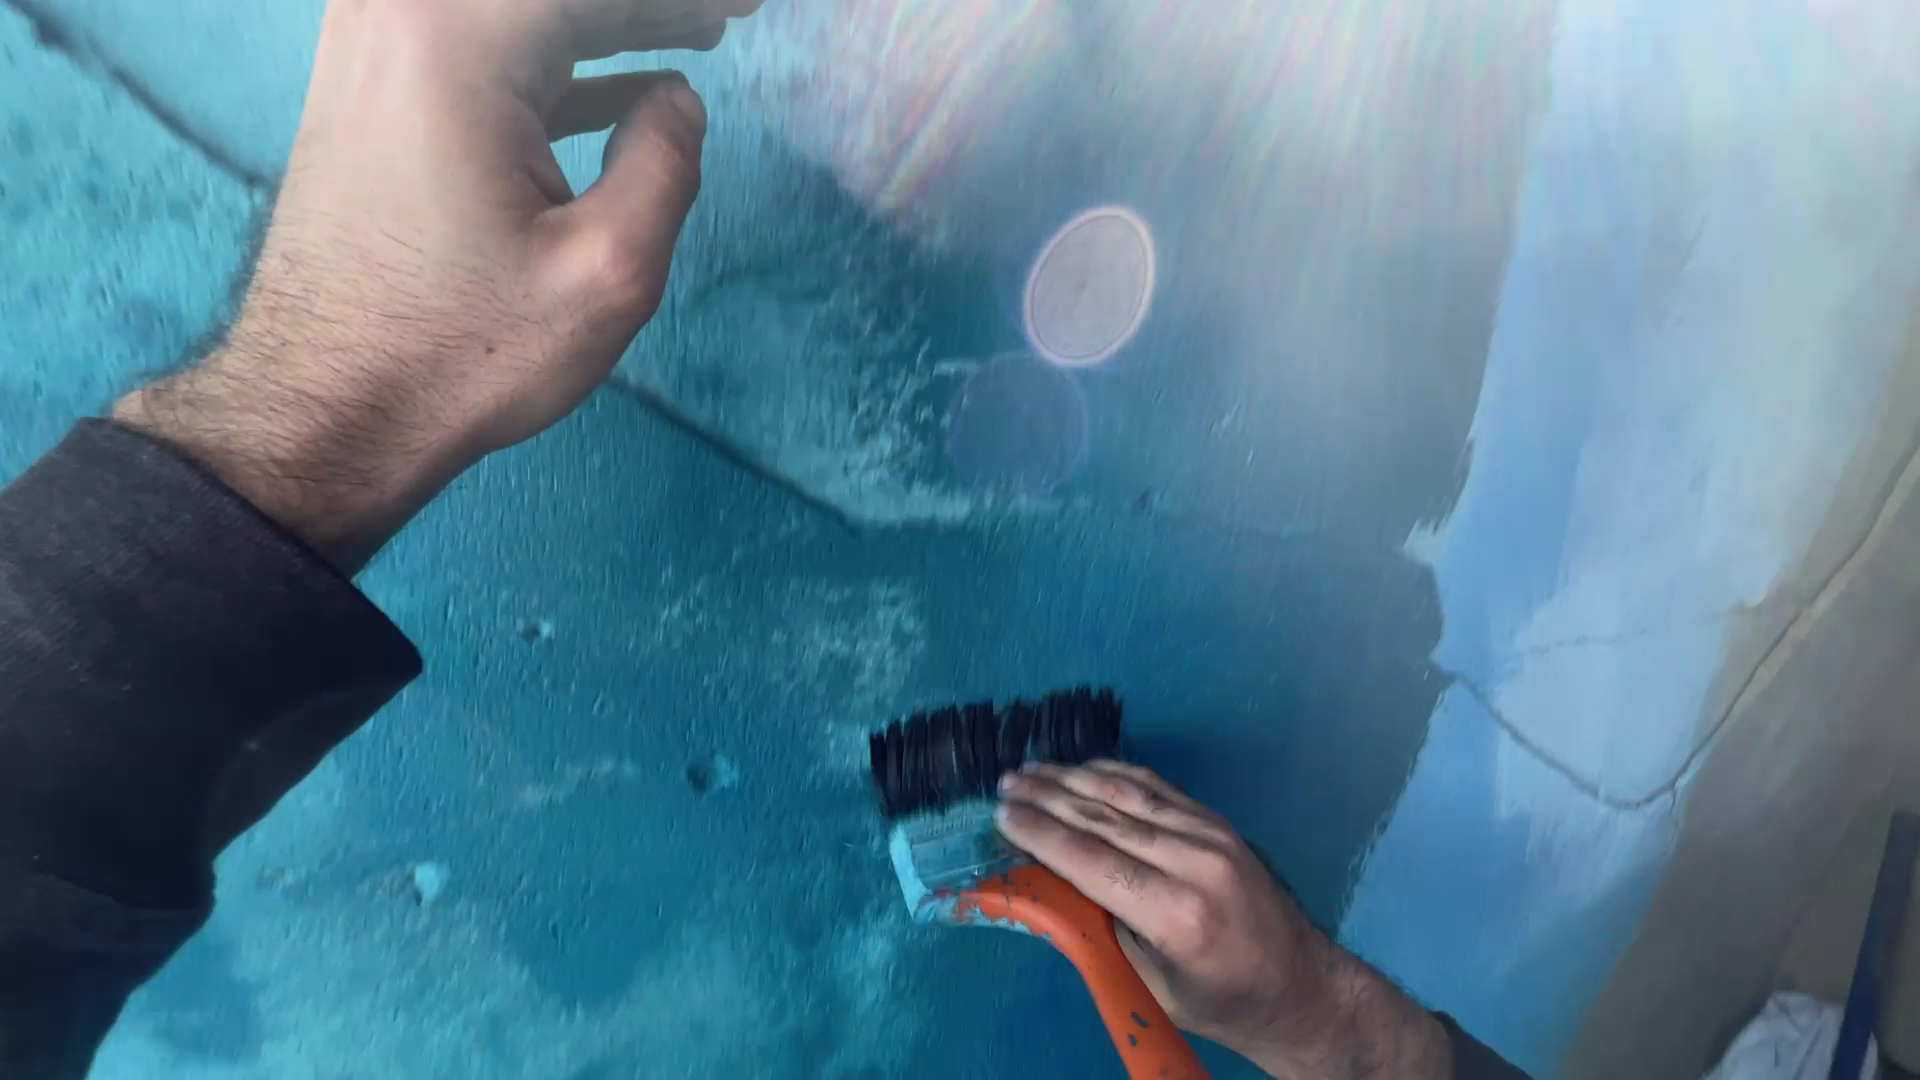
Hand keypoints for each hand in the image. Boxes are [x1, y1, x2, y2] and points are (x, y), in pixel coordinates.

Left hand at [115, 0, 759, 571]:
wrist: (338, 403)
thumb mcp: (610, 270)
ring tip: (691, 35)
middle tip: (727, 16)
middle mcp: (400, 14)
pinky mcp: (382, 96)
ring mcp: (380, 50)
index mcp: (455, 40)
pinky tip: (628, 87)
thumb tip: (678, 101)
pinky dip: (566, 58)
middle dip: (644, 6)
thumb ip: (663, 167)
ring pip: (519, 11)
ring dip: (607, 22)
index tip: (747, 6)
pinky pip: (492, 48)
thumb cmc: (480, 348)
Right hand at [996, 761, 1450, 1079]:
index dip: (1042, 834)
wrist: (1302, 986)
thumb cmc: (1221, 1001)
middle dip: (1047, 798)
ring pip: (1126, 795)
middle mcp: (1195, 863)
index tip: (1003, 814)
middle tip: (1005, 783)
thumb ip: (1101, 924)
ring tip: (1030, 769)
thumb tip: (1046, 875)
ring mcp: (1210, 834)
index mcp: (1179, 916)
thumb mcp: (1150, 982)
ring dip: (1071, 777)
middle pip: (1103, 819)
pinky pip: (1155, 788)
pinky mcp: (1216, 820)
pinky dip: (1112, 773)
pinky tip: (1081, 767)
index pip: (1092, 861)